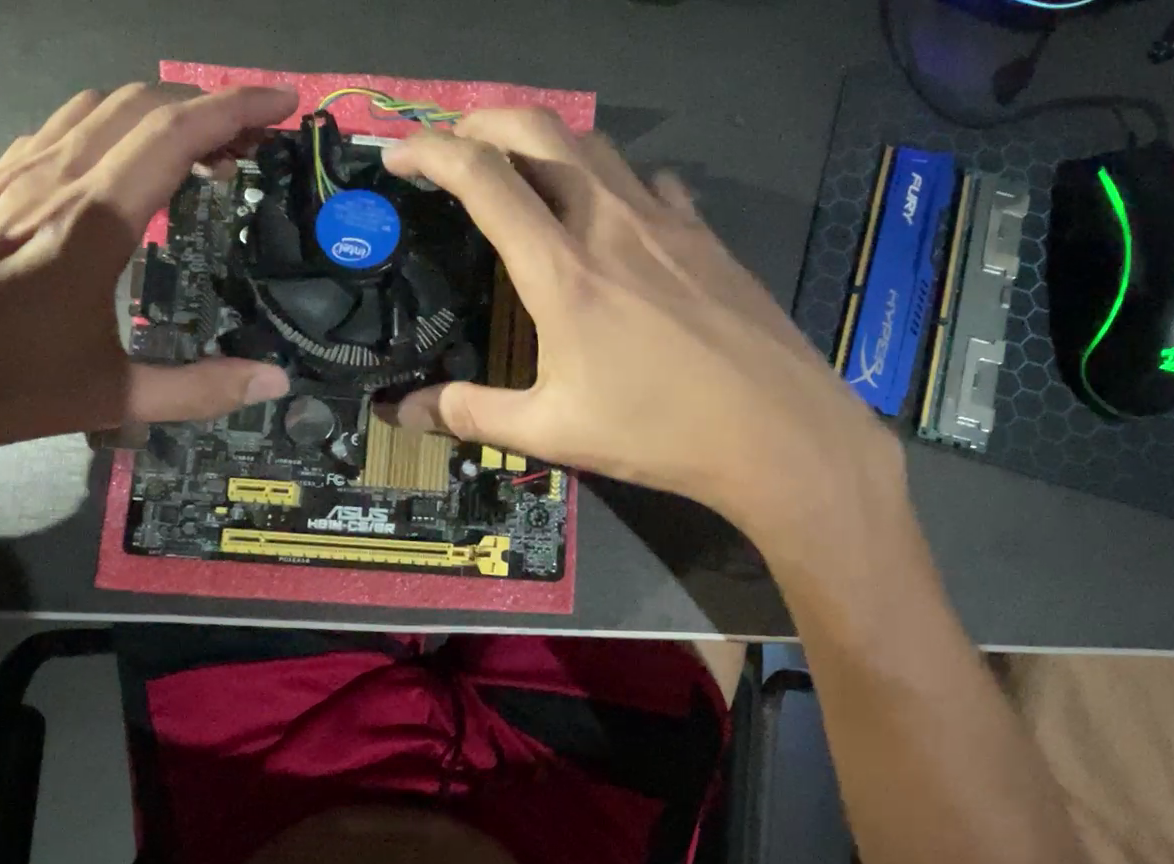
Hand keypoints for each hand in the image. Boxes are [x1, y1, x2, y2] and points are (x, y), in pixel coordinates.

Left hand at [0, 83, 298, 480]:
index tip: (281, 103)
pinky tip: (127, 167)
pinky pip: (61, 132)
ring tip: (204, 146)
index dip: (233, 108)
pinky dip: (113, 128)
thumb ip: (199, 390)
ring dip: (159, 111)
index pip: (172, 136)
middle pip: (138, 106)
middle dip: (206, 104)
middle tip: (257, 134)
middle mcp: (51, 184)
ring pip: (95, 110)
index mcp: (89, 226)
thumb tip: (276, 380)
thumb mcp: (108, 399)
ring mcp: (12, 179)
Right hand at [381, 109, 901, 535]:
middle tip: (454, 147)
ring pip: (596, 147)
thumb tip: (403, 411)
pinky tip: (614, 213)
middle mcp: (610, 224)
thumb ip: (472, 413)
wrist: (775, 430)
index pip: (482, 177)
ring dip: (547, 142)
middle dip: (483, 121)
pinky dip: (614, 179)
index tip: (398, 156)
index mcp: (562, 269)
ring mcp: (666, 222)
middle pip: (538, 131)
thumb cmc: (658, 433)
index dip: (429, 152)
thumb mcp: (553, 431)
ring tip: (523, 170)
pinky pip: (650, 182)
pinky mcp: (705, 236)